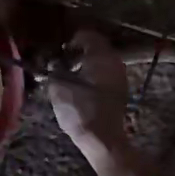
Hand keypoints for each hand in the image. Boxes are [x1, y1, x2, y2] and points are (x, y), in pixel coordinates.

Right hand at [46, 30, 128, 147]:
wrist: (102, 139)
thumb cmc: (79, 110)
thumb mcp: (58, 87)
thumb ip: (54, 70)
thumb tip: (53, 63)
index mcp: (101, 56)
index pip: (89, 36)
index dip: (73, 40)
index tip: (61, 50)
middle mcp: (115, 62)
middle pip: (98, 49)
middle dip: (80, 53)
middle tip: (64, 62)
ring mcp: (121, 77)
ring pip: (103, 62)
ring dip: (87, 65)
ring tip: (70, 76)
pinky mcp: (121, 92)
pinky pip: (107, 75)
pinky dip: (94, 76)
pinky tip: (82, 88)